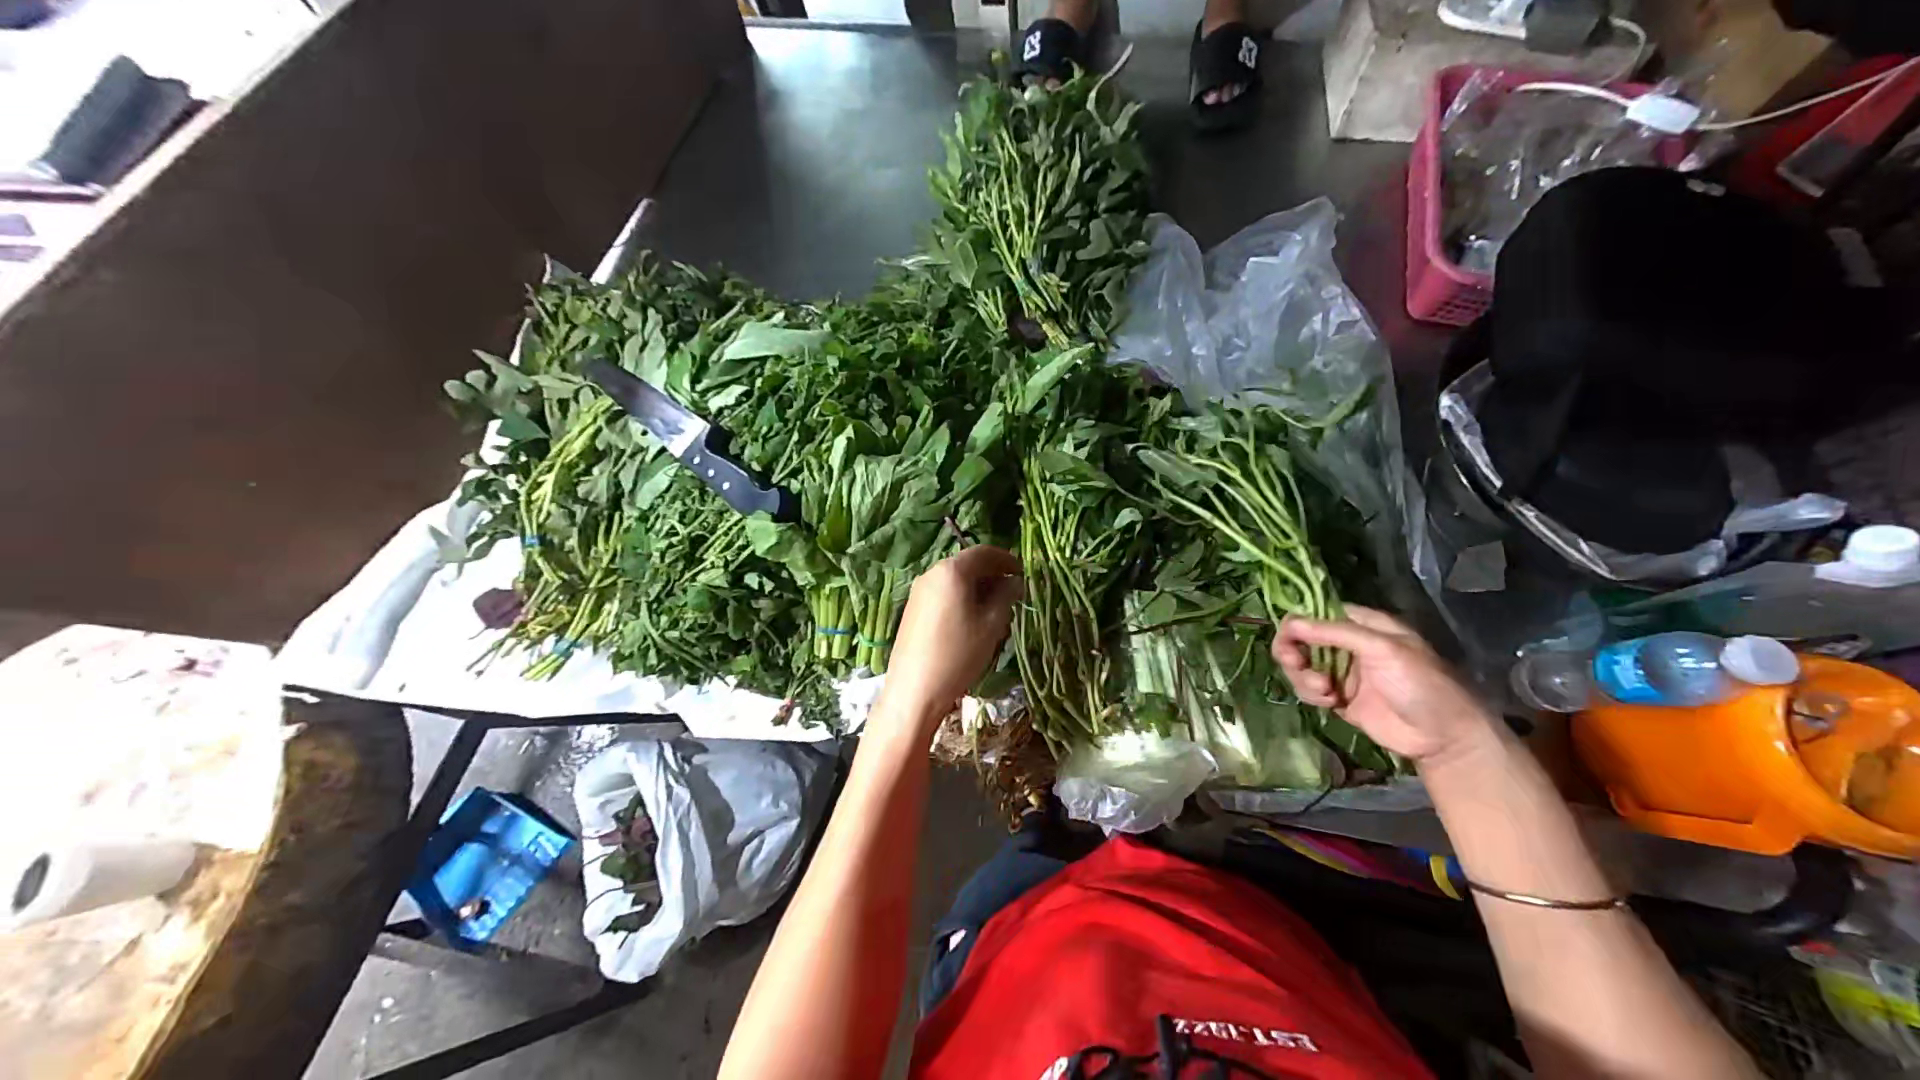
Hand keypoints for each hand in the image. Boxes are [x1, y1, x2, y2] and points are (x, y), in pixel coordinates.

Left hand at [878, 546, 1022, 728]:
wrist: (915, 689)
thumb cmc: (958, 654)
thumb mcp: (992, 625)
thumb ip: (1006, 596)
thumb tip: (1014, 582)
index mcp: (951, 571)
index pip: (984, 552)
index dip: (1007, 559)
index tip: (1023, 573)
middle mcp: (932, 573)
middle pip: (968, 564)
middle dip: (993, 575)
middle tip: (1013, 593)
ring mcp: (919, 591)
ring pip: (955, 580)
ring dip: (978, 588)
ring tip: (997, 611)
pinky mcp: (913, 609)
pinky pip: (943, 593)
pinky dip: (962, 598)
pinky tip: (973, 621)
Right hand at [1273, 606, 1498, 766]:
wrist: (1443, 737)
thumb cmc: (1420, 684)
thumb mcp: (1382, 649)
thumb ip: (1334, 633)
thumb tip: (1289, 623)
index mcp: (1362, 625)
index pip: (1318, 613)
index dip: (1299, 622)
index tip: (1288, 637)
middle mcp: (1348, 645)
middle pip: (1302, 639)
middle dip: (1293, 651)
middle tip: (1294, 663)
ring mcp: (1342, 672)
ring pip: (1301, 666)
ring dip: (1304, 677)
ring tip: (1325, 691)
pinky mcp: (1338, 698)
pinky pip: (1309, 689)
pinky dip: (1311, 694)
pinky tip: (1330, 703)